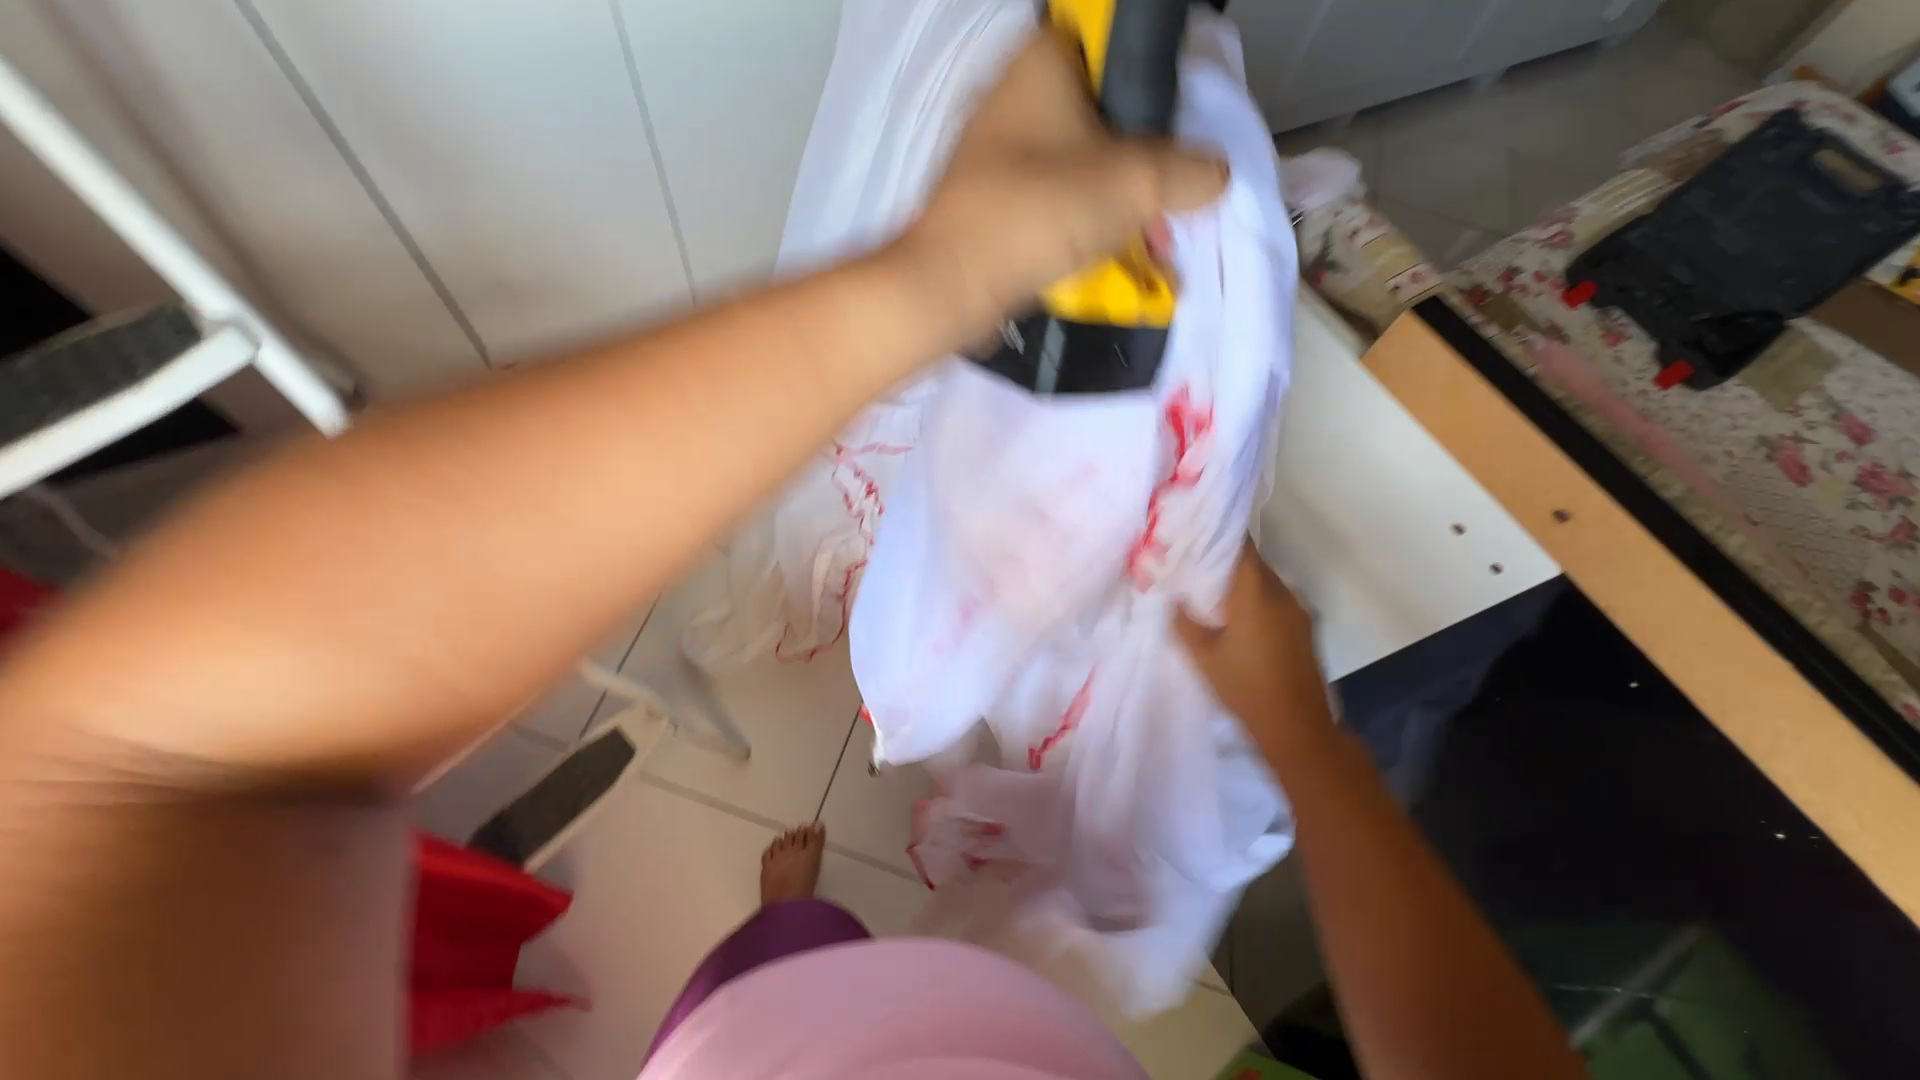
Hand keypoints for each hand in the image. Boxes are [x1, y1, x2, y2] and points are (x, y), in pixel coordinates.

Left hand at [895, 28, 1228, 329]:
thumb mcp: (1137, 183)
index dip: (1155, 83)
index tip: (1176, 128)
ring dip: (1115, 199)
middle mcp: (1013, 93)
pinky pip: (1051, 199)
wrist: (954, 283)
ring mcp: (996, 150)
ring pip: (1078, 162)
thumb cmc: (1041, 210)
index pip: (1116, 45)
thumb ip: (1190, 172)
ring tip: (1144, 237)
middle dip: (1141, 159)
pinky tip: (1103, 253)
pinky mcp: (989, 198)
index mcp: (1042, 60)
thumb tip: (1213, 175)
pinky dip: (1081, 222)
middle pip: (1102, 112)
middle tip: (1166, 196)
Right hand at [1175, 542, 1331, 745]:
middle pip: (1254, 563)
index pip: (1242, 546)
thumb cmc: (1245, 688)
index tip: (1198, 529)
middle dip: (1226, 560)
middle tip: (1195, 564)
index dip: (1221, 532)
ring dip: (1242, 583)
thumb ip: (1184, 622)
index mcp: (1255, 593)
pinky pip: (1277, 601)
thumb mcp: (1203, 657)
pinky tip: (1237, 619)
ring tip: (1213, 593)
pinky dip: (1256, 600)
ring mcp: (1298, 611)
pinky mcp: (1305, 629)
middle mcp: (1282, 594)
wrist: (1297, 727)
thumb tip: (1173, 597)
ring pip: (1266, 583)